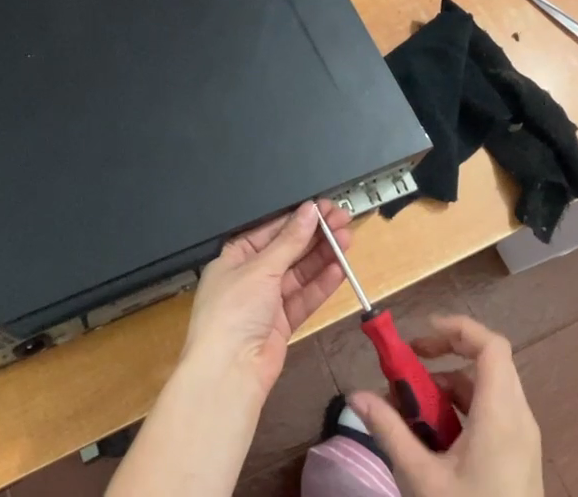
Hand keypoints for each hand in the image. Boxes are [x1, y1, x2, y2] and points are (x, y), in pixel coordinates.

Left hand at [180, 200, 353, 393]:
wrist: (229, 371)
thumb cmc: (232, 312)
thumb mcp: (260, 268)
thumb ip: (289, 241)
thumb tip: (309, 211)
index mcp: (234, 257)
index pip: (270, 230)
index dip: (297, 219)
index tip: (322, 207)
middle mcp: (249, 276)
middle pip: (288, 250)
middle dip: (314, 235)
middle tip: (342, 220)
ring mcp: (266, 300)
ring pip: (299, 272)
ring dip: (323, 256)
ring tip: (347, 239)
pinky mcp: (282, 322)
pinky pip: (304, 297)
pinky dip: (321, 284)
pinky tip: (339, 268)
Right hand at [348, 314, 543, 496]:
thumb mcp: (420, 477)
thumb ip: (388, 430)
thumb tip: (355, 395)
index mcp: (501, 415)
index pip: (490, 345)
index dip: (456, 329)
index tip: (417, 338)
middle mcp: (519, 419)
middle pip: (486, 363)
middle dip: (443, 358)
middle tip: (406, 370)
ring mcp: (523, 440)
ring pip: (487, 390)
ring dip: (448, 388)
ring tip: (412, 413)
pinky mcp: (520, 459)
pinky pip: (492, 415)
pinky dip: (462, 411)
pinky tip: (434, 440)